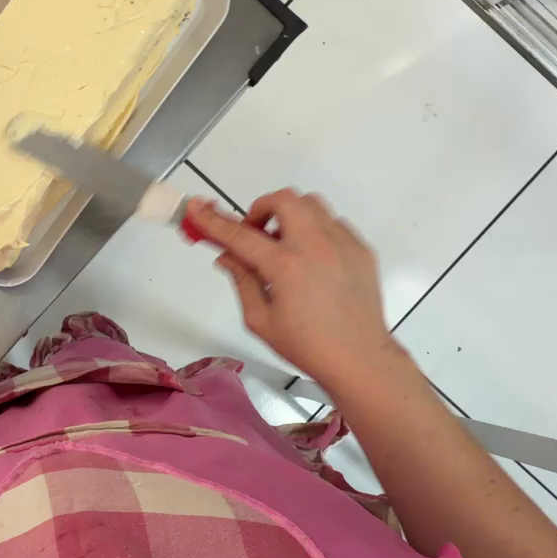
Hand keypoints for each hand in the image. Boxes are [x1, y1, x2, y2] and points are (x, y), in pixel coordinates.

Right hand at [185, 190, 403, 388]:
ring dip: (289, 216)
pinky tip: (311, 259)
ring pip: (311, 204)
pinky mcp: (361, 249)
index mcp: (285, 265)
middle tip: (254, 234)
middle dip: (260, 209)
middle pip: (283, 199)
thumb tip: (227, 256)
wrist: (359, 358)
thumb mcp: (260, 319)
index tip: (195, 208)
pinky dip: (315, 231)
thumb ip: (242, 280)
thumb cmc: (305, 345)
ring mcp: (343, 243)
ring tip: (283, 245)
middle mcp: (315, 245)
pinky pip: (333, 223)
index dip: (213, 220)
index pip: (239, 235)